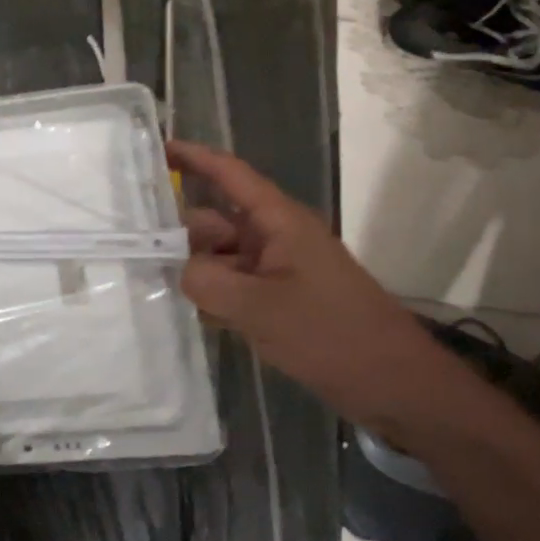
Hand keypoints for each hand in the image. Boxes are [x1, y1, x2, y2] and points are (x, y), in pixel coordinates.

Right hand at [170, 140, 446, 427]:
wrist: (403, 391)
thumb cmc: (333, 337)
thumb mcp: (259, 309)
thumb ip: (205, 281)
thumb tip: (176, 268)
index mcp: (280, 222)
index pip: (230, 174)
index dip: (193, 157)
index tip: (155, 149)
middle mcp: (278, 237)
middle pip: (216, 219)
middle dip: (180, 231)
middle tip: (136, 245)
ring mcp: (282, 270)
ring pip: (222, 255)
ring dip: (195, 267)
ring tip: (154, 282)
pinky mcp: (285, 300)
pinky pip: (236, 284)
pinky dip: (214, 292)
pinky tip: (191, 312)